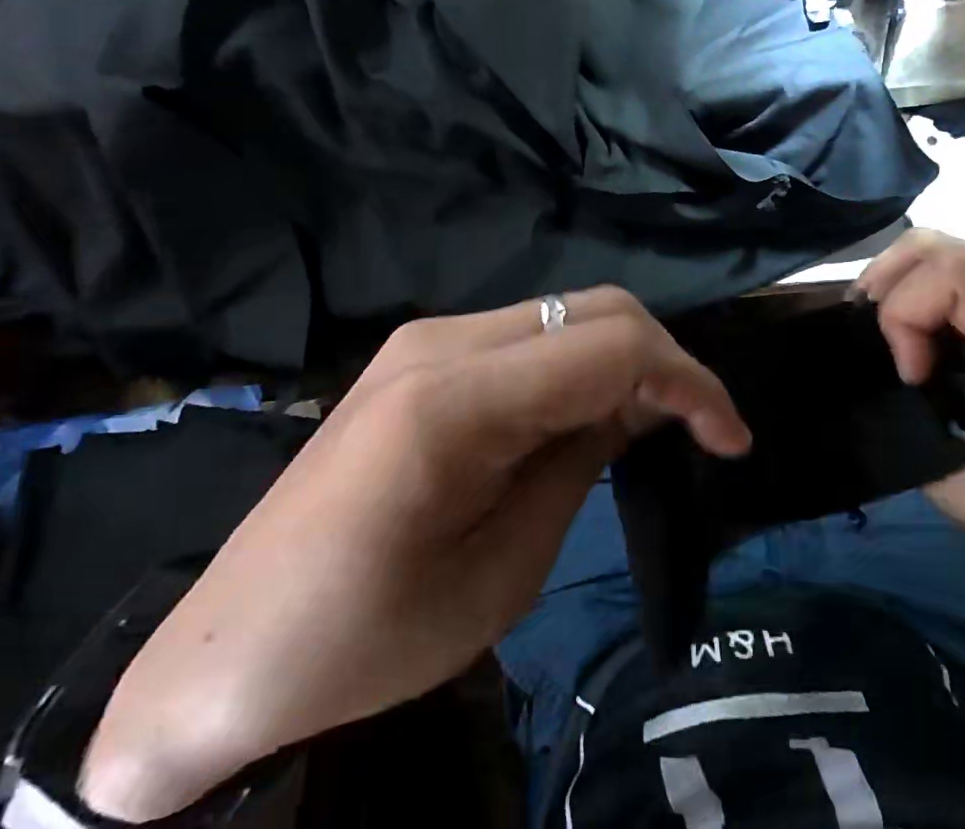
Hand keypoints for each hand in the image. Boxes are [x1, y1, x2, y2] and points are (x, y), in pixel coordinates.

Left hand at [78, 289, 750, 821]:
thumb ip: (585, 459)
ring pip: (570, 315)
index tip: (732, 441)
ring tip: (657, 427)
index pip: (614, 345)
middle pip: (598, 309)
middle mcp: (441, 343)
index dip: (692, 383)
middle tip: (701, 431)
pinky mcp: (420, 358)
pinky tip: (593, 417)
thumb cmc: (371, 637)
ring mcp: (425, 342)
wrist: (231, 654)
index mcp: (455, 402)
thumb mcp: (509, 565)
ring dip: (630, 361)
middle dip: (669, 362)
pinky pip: (533, 339)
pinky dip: (585, 367)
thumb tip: (648, 402)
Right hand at [855, 231, 964, 565]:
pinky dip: (921, 296)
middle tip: (878, 346)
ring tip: (892, 345)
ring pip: (947, 252)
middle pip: (942, 248)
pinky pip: (960, 273)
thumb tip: (881, 403)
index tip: (911, 378)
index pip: (953, 274)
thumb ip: (918, 449)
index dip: (905, 315)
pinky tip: (915, 339)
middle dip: (889, 289)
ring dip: (902, 290)